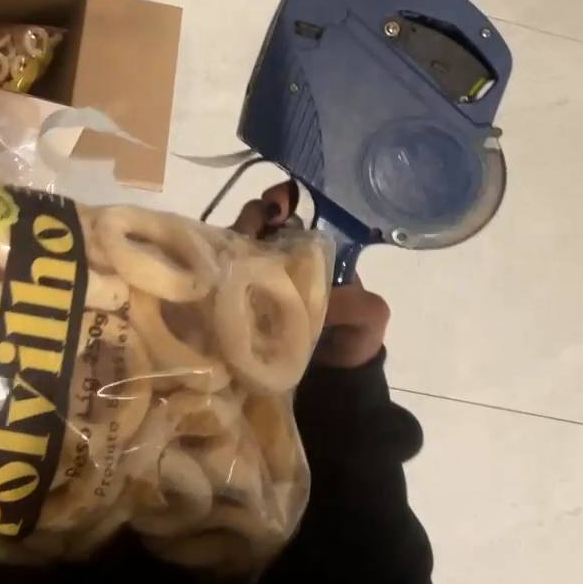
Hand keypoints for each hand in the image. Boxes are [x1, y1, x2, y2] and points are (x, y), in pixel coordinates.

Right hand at [228, 180, 388, 369]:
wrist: (327, 381)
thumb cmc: (350, 339)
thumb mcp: (368, 317)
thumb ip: (358, 302)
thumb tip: (330, 297)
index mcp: (312, 251)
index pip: (294, 213)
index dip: (285, 202)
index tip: (278, 208)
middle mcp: (280, 255)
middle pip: (260, 220)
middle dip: (255, 215)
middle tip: (255, 228)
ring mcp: (255, 274)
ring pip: (237, 239)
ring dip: (233, 236)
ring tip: (236, 249)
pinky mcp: (233, 294)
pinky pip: (219, 269)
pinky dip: (214, 263)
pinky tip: (216, 268)